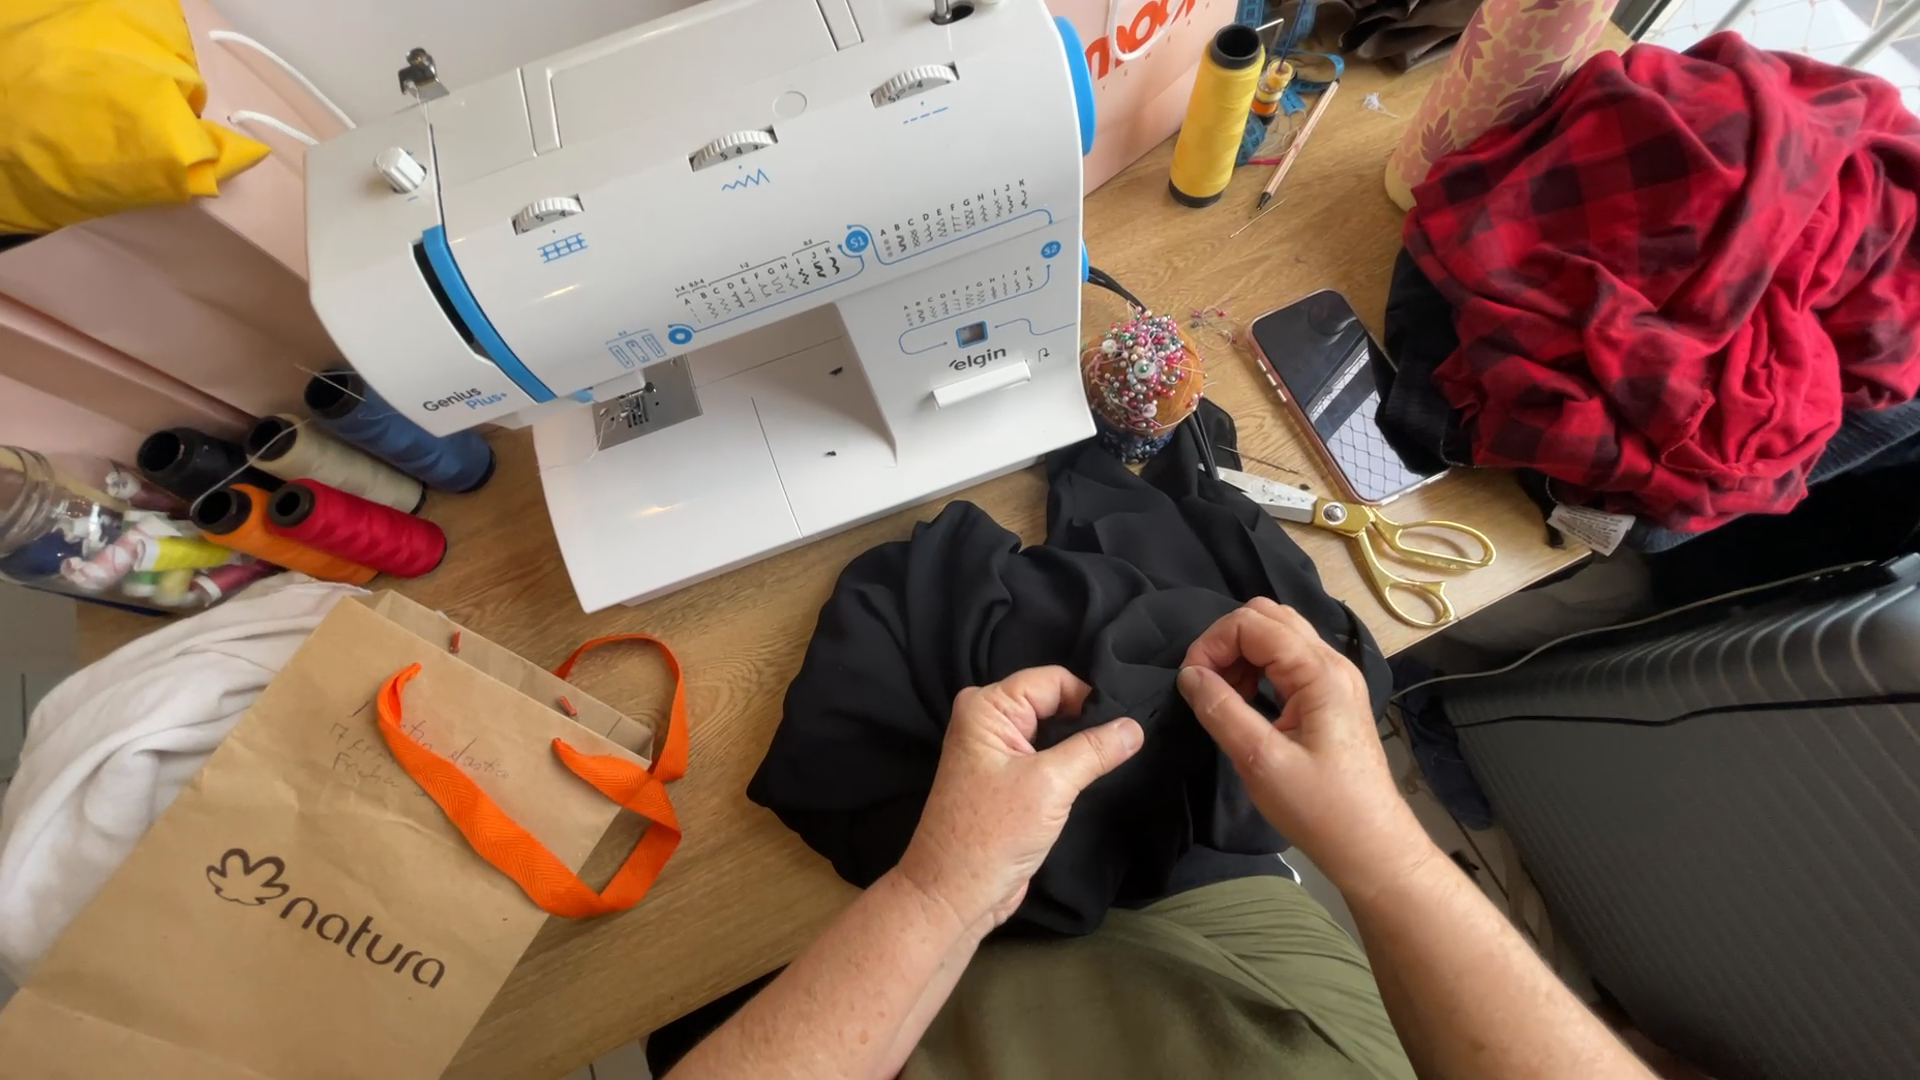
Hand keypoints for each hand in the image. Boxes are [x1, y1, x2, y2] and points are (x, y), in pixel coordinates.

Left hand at [895, 666, 1143, 931]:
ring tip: (1120, 754)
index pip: (1052, 680)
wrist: (953, 894)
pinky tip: (1096, 772)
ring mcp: (995, 748)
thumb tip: (1135, 726)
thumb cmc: (993, 834)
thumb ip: (1094, 750)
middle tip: (1129, 739)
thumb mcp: (1050, 786)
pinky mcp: (1005, 776)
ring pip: (1050, 728)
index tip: (1125, 723)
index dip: (1089, 697)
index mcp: (987, 706)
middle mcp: (987, 718)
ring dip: (1079, 742)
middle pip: (1051, 700)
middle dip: (1086, 719)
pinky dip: (1068, 761)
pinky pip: (1044, 753)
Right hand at [1177, 598, 1435, 900]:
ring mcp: (1334, 677)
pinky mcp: (1330, 694)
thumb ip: (1220, 710)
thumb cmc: (1320, 809)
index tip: (1191, 682)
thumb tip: (1188, 674)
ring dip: (1239, 652)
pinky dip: (1255, 666)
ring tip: (1223, 694)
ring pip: (1276, 633)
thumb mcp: (1259, 761)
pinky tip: (1245, 700)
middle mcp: (1331, 663)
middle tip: (1206, 683)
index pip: (1252, 622)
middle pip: (1266, 616)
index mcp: (1320, 673)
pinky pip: (1285, 657)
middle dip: (1225, 641)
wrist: (1373, 848)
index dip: (1212, 643)